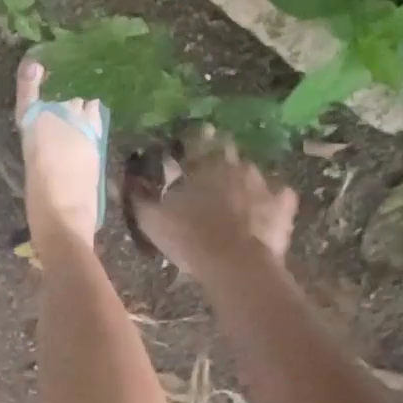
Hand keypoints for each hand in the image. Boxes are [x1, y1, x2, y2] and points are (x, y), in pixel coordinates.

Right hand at [130, 138, 297, 277]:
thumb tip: (119, 180)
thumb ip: (137, 197)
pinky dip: (273, 199)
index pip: (196, 139)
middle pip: (226, 149)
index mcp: (200, 163)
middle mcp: (232, 164)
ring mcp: (261, 183)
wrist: (237, 265)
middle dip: (219, 154)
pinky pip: (279, 195)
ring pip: (251, 170)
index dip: (192, 138)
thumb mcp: (152, 219)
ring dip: (243, 177)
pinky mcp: (282, 205)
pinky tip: (267, 208)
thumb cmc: (190, 237)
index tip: (190, 140)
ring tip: (237, 191)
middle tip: (211, 167)